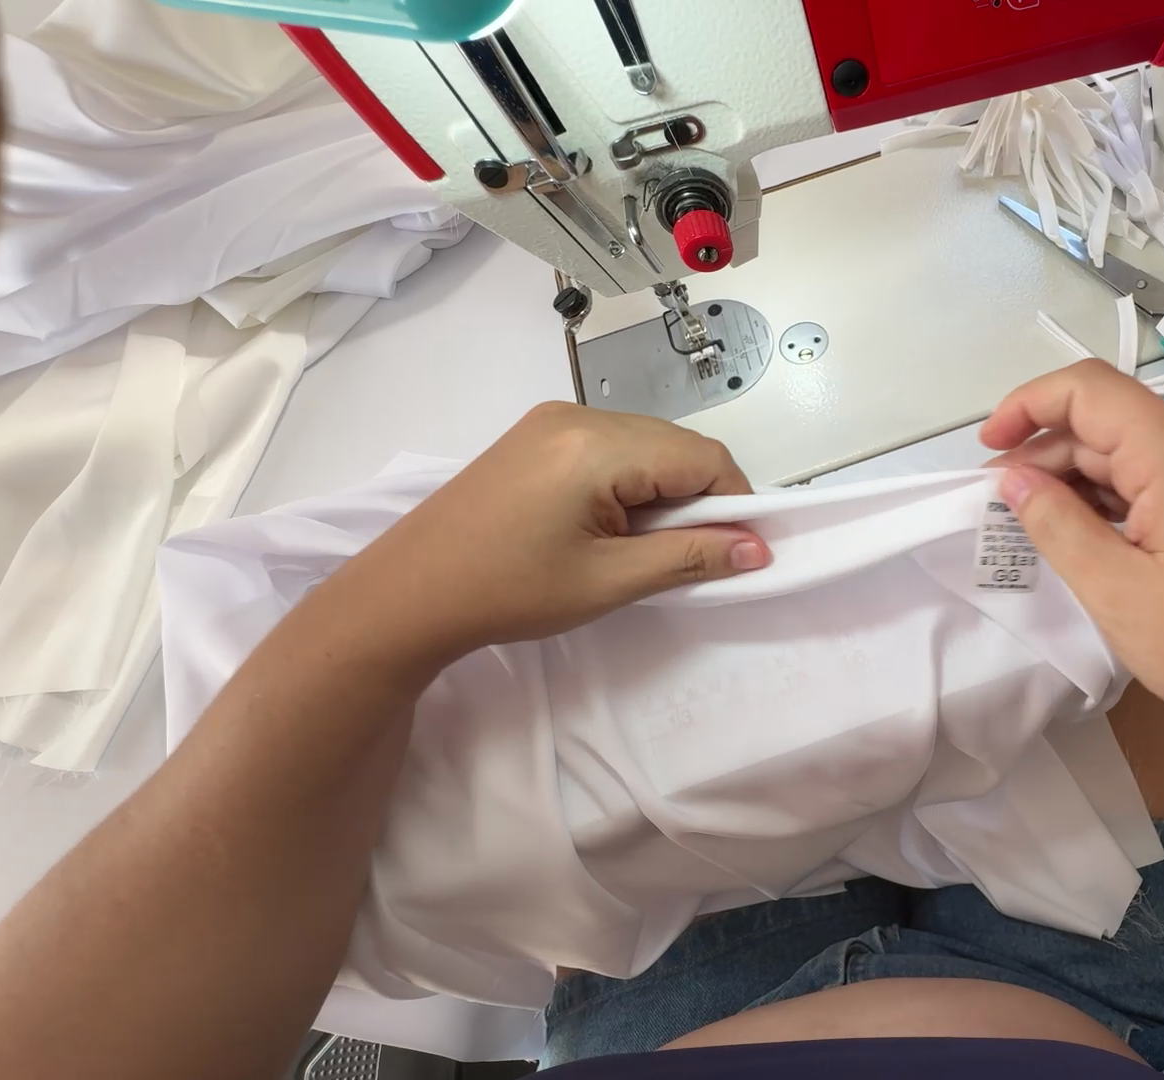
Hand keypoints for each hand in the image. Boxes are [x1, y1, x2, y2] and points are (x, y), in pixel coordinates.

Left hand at [327, 403, 768, 662]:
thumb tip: (760, 549)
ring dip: (669, 490)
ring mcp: (555, 419)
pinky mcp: (541, 433)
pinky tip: (616, 522)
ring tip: (645, 543)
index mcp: (596, 446)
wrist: (403, 596)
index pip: (704, 457)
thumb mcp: (610, 581)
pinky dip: (637, 481)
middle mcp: (579, 415)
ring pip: (651, 444)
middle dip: (702, 497)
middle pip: (679, 445)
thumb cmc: (508, 592)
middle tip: (690, 553)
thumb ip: (692, 557)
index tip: (738, 549)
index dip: (735, 501)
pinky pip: (617, 446)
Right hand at [982, 359, 1163, 727]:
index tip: (990, 445)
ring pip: (1132, 454)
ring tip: (1034, 521)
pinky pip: (1158, 481)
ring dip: (1077, 479)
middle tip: (1001, 501)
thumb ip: (1055, 523)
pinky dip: (1113, 498)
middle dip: (1047, 453)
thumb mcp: (1114, 588)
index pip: (1091, 390)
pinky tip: (1083, 530)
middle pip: (1110, 423)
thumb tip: (1013, 480)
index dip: (1029, 403)